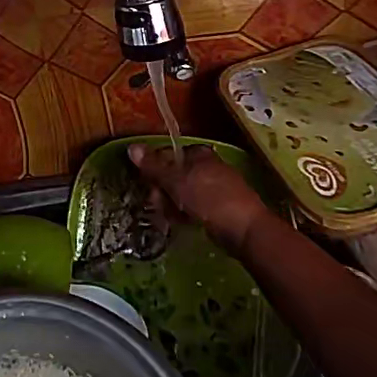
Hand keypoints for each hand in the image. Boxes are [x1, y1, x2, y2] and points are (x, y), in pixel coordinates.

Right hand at [127, 143, 279, 254]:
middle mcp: (207, 167)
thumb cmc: (208, 199)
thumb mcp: (175, 180)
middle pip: (173, 174)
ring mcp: (216, 187)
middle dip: (162, 190)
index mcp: (198, 154)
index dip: (154, 169)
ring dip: (171, 204)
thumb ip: (152, 165)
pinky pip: (194, 205)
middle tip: (158, 204)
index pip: (166, 155)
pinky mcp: (221, 207)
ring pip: (182, 192)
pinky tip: (183, 222)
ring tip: (171, 216)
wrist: (245, 230)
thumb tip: (131, 147)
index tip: (148, 184)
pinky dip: (185, 213)